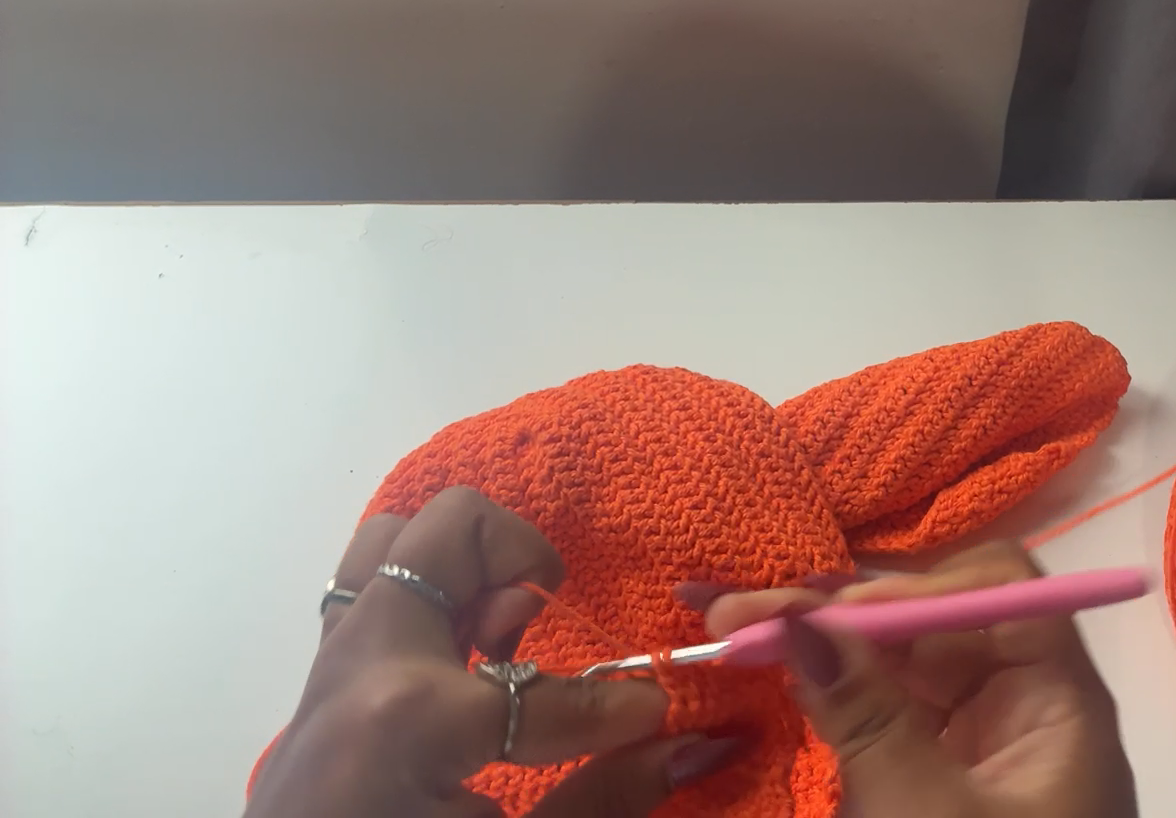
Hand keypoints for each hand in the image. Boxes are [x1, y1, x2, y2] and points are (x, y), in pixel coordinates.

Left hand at [247, 486, 737, 817]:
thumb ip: (610, 799)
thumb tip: (708, 742)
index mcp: (403, 723)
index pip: (545, 687)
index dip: (618, 709)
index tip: (648, 715)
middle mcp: (359, 667)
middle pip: (449, 527)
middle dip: (515, 564)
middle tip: (525, 640)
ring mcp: (331, 664)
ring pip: (395, 537)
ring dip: (468, 572)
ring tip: (492, 646)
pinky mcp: (325, 673)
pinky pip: (381, 579)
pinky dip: (439, 593)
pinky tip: (465, 661)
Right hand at [691, 540, 1137, 817]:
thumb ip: (864, 714)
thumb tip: (796, 618)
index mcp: (1057, 698)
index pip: (1001, 589)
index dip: (921, 584)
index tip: (838, 611)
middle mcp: (1020, 698)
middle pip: (938, 617)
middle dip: (847, 609)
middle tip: (746, 613)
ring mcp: (975, 731)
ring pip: (902, 655)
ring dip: (827, 638)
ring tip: (740, 625)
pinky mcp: (937, 764)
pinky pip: (886, 700)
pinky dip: (835, 684)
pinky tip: (782, 661)